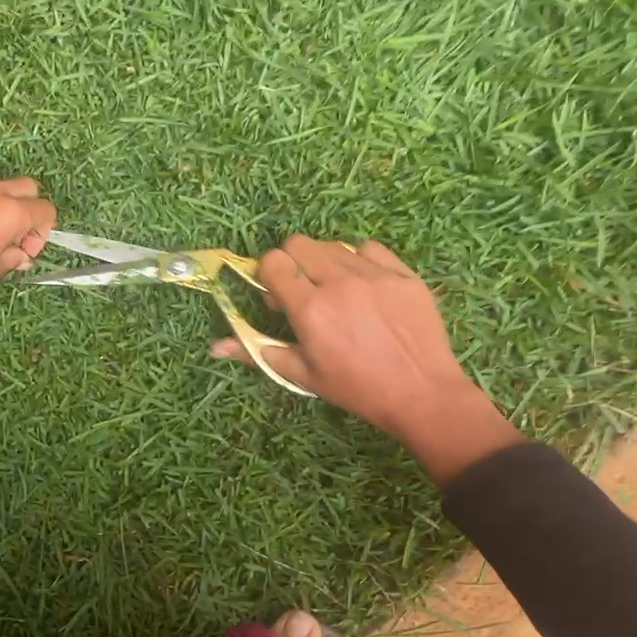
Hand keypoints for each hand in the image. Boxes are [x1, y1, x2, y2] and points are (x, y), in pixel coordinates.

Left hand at [0, 179, 56, 317]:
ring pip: (2, 189)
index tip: (25, 253)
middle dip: (29, 212)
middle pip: (28, 189)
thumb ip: (11, 259)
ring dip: (6, 209)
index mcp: (8, 212)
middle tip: (15, 240)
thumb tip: (21, 255)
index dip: (42, 234)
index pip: (45, 211)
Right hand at [213, 236, 524, 485]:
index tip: (277, 295)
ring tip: (335, 290)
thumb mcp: (301, 373)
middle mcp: (339, 283)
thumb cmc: (354, 387)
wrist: (421, 393)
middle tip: (302, 291)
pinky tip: (363, 285)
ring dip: (323, 262)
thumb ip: (255, 352)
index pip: (272, 262)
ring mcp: (375, 275)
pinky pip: (369, 249)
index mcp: (310, 308)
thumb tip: (215, 347)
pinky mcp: (404, 274)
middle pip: (298, 244)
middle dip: (291, 262)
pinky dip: (358, 261)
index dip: (267, 274)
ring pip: (332, 245)